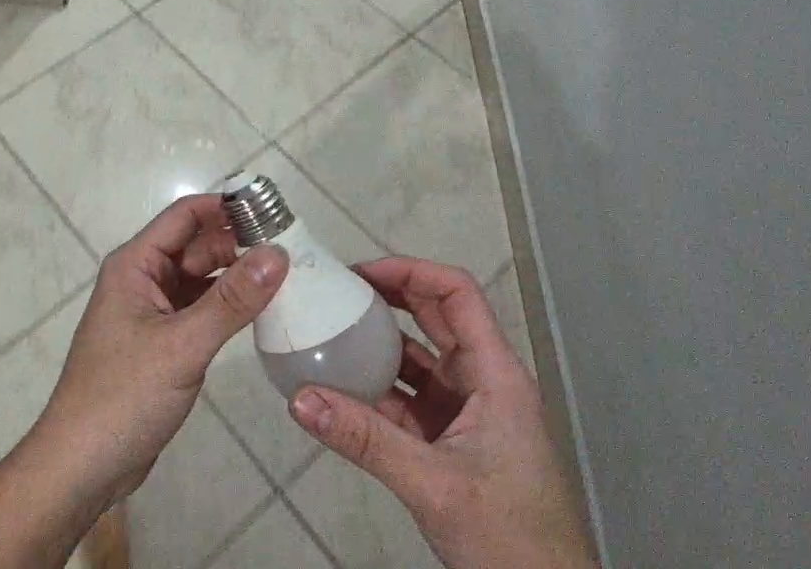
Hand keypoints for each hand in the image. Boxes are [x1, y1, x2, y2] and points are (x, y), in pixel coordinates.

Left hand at [22, 194, 287, 505]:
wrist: (84, 463)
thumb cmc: (123, 396)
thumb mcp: (182, 345)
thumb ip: (231, 301)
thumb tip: (278, 253)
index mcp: (135, 265)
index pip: (184, 216)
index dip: (227, 207)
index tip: (276, 210)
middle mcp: (142, 280)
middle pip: (195, 245)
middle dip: (239, 242)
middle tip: (297, 247)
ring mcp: (152, 312)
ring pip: (201, 279)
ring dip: (237, 276)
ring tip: (291, 276)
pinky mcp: (162, 343)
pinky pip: (200, 311)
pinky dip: (229, 308)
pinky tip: (265, 313)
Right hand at [289, 258, 594, 568]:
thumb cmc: (511, 539)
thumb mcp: (433, 484)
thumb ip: (365, 439)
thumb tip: (299, 398)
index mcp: (494, 376)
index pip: (456, 295)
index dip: (410, 271)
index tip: (358, 272)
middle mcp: (480, 382)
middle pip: (434, 316)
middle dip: (385, 296)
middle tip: (331, 290)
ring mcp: (465, 411)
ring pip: (416, 356)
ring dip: (374, 341)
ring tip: (326, 327)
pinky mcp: (448, 439)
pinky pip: (405, 396)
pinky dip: (372, 386)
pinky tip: (335, 386)